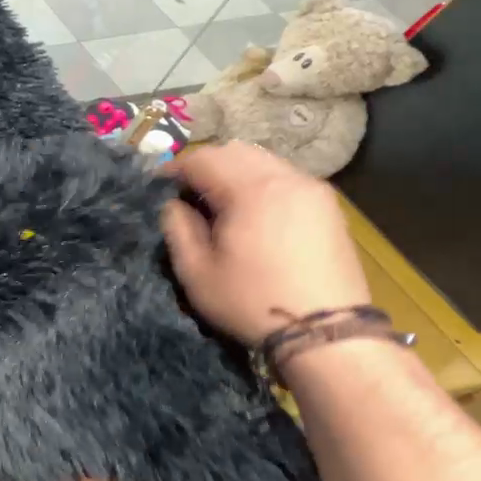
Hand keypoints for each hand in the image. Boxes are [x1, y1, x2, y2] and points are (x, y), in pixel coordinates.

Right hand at [160, 143, 370, 344]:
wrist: (324, 328)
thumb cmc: (248, 298)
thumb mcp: (194, 268)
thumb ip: (177, 227)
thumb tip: (172, 204)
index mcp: (252, 191)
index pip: (204, 159)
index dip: (172, 170)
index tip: (154, 189)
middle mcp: (288, 180)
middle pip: (236, 152)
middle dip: (202, 166)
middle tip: (181, 194)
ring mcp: (314, 191)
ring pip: (263, 162)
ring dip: (232, 173)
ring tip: (212, 203)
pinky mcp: (327, 207)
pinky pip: (283, 178)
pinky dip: (257, 183)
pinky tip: (246, 212)